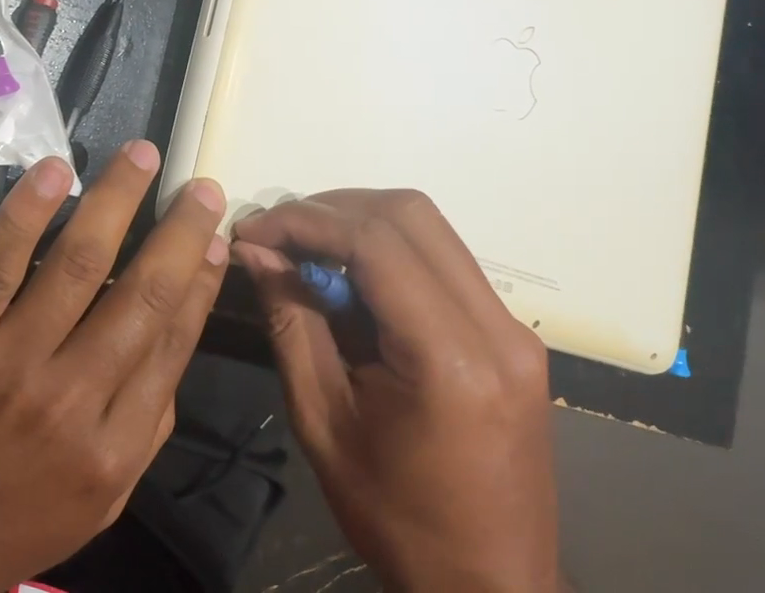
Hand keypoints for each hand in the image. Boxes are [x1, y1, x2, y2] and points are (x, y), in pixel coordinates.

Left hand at [0, 142, 230, 591]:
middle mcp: (73, 398)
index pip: (171, 343)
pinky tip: (55, 174)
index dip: (198, 283)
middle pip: (139, 297)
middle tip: (200, 187)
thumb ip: (143, 427)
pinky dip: (27, 214)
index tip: (215, 238)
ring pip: (75, 266)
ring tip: (139, 157)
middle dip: (176, 234)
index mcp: (117, 444)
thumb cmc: (10, 518)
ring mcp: (10, 361)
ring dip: (113, 203)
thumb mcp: (98, 499)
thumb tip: (174, 343)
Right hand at [232, 191, 557, 592]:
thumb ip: (291, 321)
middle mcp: (499, 330)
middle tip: (274, 238)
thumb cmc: (395, 513)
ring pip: (429, 230)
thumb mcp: (322, 418)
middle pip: (410, 214)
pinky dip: (384, 254)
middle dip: (329, 209)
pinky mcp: (511, 339)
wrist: (489, 583)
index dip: (302, 221)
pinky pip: (442, 263)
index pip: (374, 241)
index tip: (250, 232)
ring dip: (356, 225)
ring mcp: (514, 332)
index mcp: (451, 359)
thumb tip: (254, 251)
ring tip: (301, 256)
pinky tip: (344, 284)